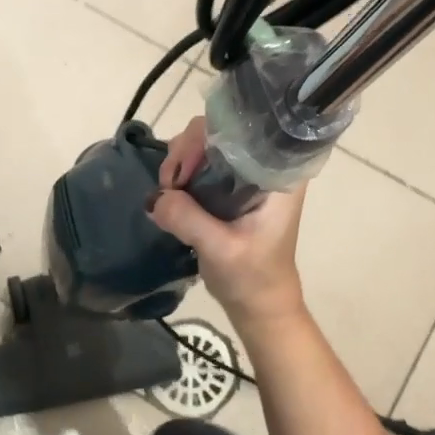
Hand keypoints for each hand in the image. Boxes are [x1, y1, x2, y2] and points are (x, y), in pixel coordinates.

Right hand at [149, 117, 305, 326]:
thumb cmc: (252, 278)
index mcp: (278, 173)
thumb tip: (156, 198)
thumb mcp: (221, 251)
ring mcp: (243, 176)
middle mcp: (262, 165)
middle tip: (170, 186)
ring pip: (203, 148)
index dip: (208, 139)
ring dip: (179, 165)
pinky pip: (198, 168)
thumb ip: (190, 220)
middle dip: (187, 152)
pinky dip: (180, 177)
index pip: (243, 127)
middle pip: (218, 132)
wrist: (258, 306)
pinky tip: (171, 198)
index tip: (185, 170)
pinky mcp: (227, 189)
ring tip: (168, 195)